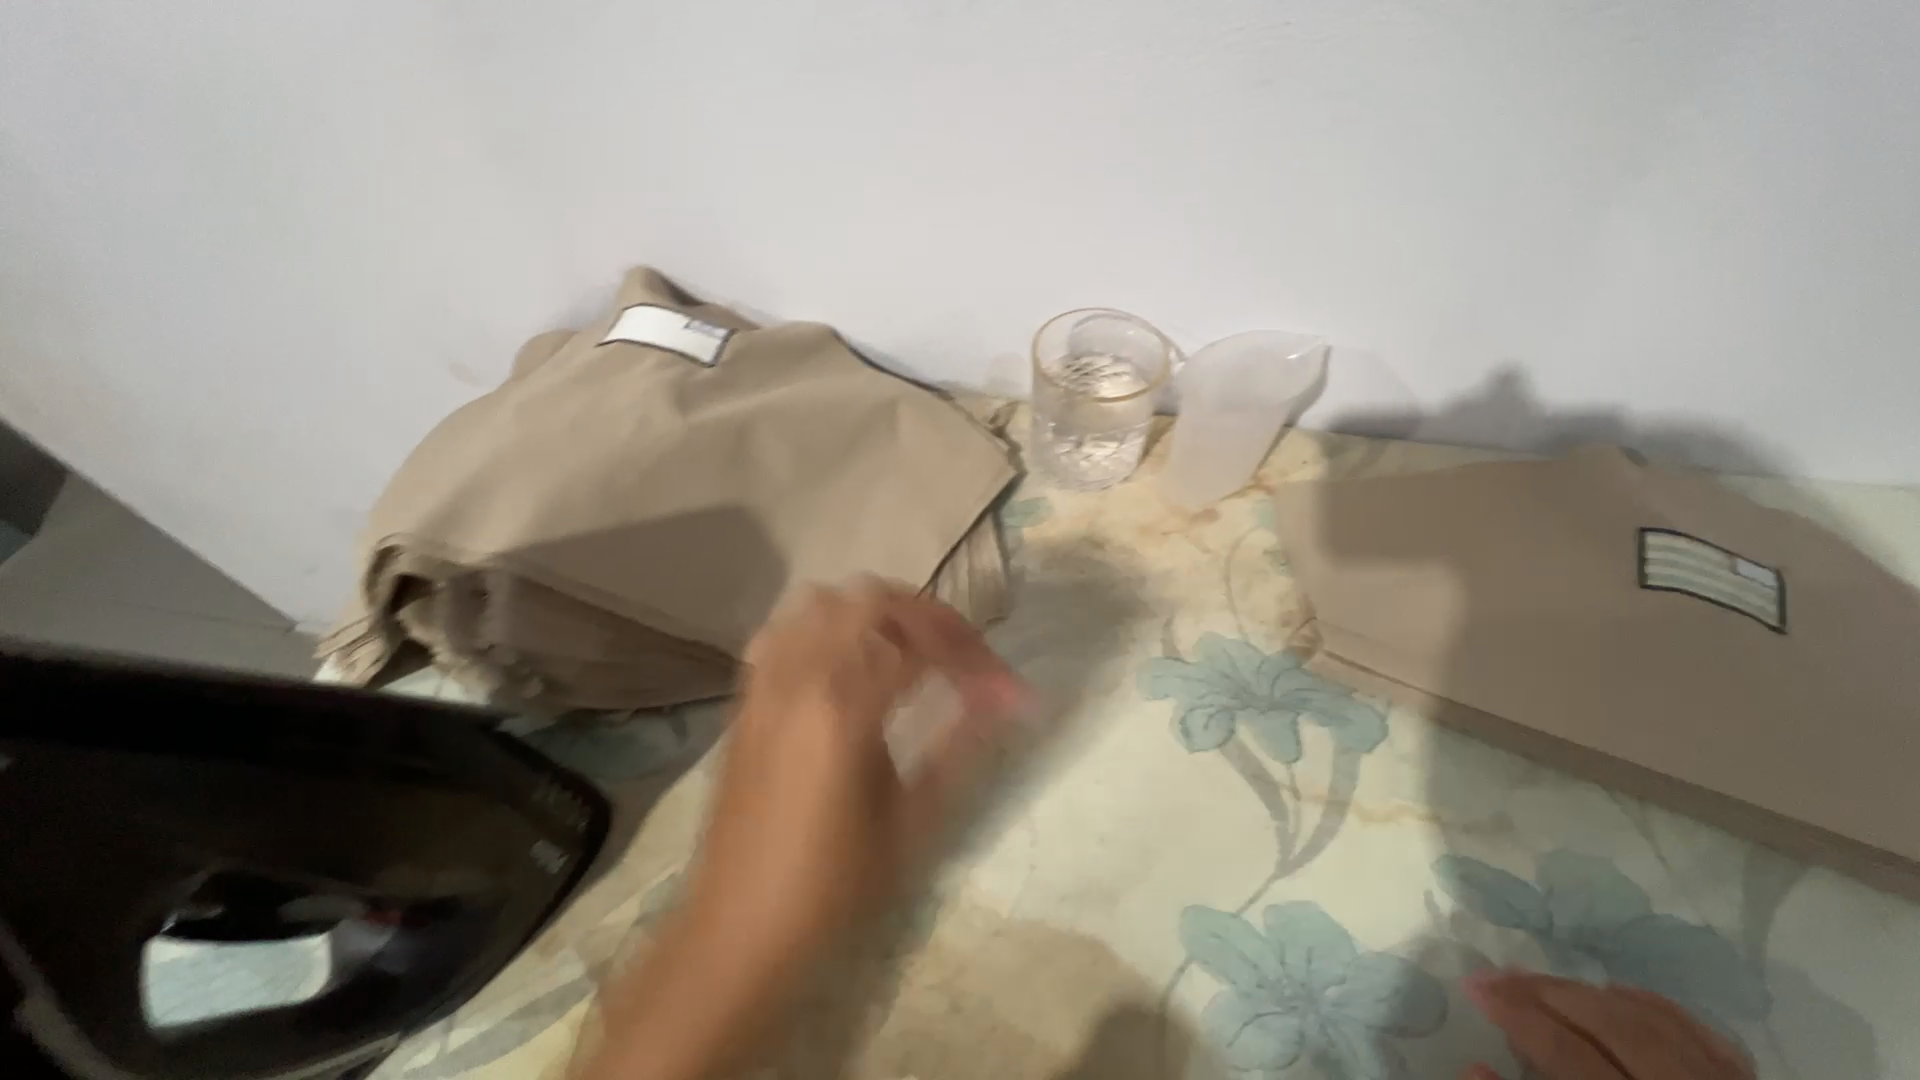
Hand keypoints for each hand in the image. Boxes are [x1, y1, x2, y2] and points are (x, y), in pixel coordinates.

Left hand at [582, 580, 1027, 1079]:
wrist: (738, 930)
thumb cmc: (832, 887)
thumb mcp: (911, 822)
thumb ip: (962, 744)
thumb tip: (1007, 696)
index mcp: (843, 707)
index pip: (922, 646)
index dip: (974, 657)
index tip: (1005, 689)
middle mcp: (797, 676)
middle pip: (870, 599)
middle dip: (927, 618)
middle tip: (961, 658)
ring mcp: (763, 684)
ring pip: (822, 603)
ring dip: (874, 614)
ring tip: (909, 652)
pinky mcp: (745, 700)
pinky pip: (784, 632)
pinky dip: (823, 629)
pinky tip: (846, 666)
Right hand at [1462, 971, 1752, 1079]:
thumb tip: (1473, 1068)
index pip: (1570, 1057)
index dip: (1517, 1015)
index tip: (1473, 987)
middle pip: (1612, 1027)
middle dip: (1545, 992)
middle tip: (1495, 975)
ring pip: (1654, 1022)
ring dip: (1589, 993)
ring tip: (1540, 981)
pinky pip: (1704, 1036)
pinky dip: (1654, 1007)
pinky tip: (1615, 993)